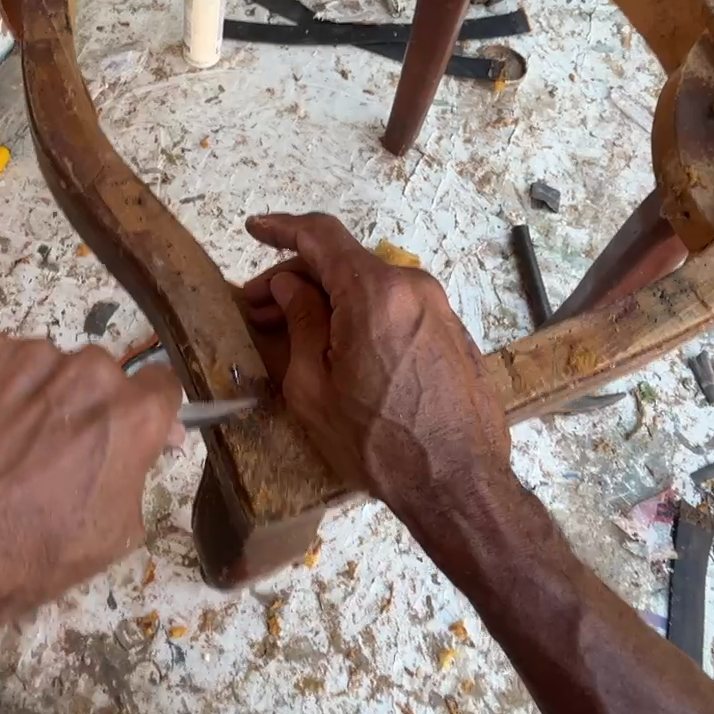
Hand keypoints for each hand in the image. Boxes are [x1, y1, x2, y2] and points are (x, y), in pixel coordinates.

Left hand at [0, 333, 181, 675]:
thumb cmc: (24, 559)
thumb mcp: (112, 534)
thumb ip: (140, 470)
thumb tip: (155, 435)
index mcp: (130, 414)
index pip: (163, 385)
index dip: (149, 412)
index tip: (130, 432)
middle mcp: (86, 370)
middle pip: (103, 375)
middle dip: (89, 407)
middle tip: (56, 452)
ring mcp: (27, 355)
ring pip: (50, 366)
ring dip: (40, 394)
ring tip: (3, 444)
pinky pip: (2, 362)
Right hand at [239, 213, 508, 520]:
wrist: (460, 485)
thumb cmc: (375, 442)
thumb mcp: (313, 386)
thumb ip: (300, 321)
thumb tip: (290, 285)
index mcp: (374, 291)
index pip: (321, 235)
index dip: (281, 227)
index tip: (253, 229)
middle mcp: (411, 285)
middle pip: (342, 263)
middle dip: (295, 280)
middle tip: (259, 309)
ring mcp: (437, 307)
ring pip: (368, 286)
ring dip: (326, 299)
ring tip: (291, 330)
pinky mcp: (451, 331)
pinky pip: (394, 307)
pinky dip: (359, 314)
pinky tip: (336, 344)